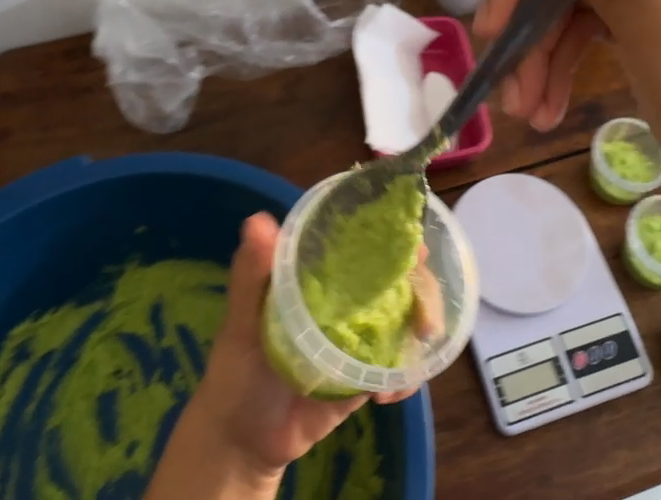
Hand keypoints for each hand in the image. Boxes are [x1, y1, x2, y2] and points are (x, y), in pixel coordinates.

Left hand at [146, 213, 415, 499]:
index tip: (416, 247)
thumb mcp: (240, 321)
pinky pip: (399, 369)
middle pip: (398, 280)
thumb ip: (251, 275)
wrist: (241, 441)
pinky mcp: (366, 376)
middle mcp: (346, 300)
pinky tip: (388, 395)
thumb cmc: (235, 369)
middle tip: (425, 315)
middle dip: (423, 289)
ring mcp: (360, 337)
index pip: (362, 245)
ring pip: (407, 319)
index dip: (394, 239)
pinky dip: (406, 378)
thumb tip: (258, 221)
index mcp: (318, 277)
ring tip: (417, 348)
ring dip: (423, 329)